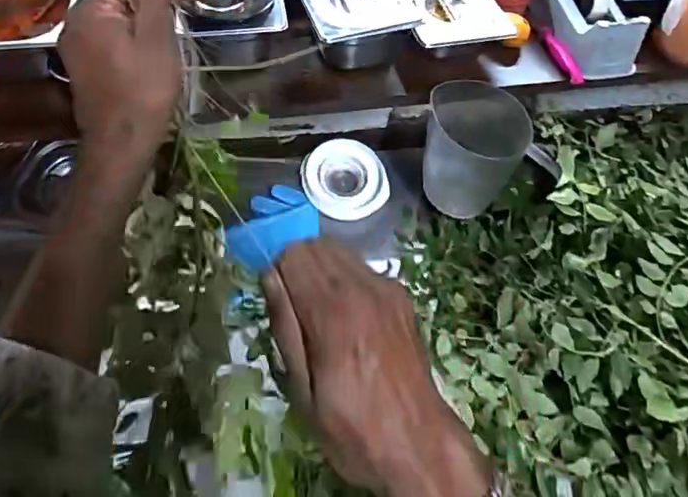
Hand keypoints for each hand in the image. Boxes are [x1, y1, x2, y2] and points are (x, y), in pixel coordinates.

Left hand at [57, 0, 183, 176]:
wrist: (120, 143)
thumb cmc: (144, 88)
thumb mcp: (157, 35)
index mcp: (91, 9)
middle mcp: (76, 20)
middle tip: (185, 5)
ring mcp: (77, 43)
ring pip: (115, 12)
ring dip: (145, 11)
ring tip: (174, 23)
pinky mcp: (83, 61)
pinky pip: (109, 31)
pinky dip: (132, 29)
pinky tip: (153, 42)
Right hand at [263, 240, 491, 496]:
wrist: (418, 443)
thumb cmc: (352, 427)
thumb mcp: (303, 390)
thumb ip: (284, 326)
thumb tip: (269, 277)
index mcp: (331, 311)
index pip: (292, 254)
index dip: (277, 270)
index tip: (275, 296)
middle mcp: (359, 287)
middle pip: (315, 245)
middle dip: (297, 264)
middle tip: (295, 304)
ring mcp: (385, 286)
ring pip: (339, 250)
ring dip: (321, 267)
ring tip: (320, 309)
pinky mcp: (400, 293)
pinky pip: (362, 266)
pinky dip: (346, 276)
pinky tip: (349, 314)